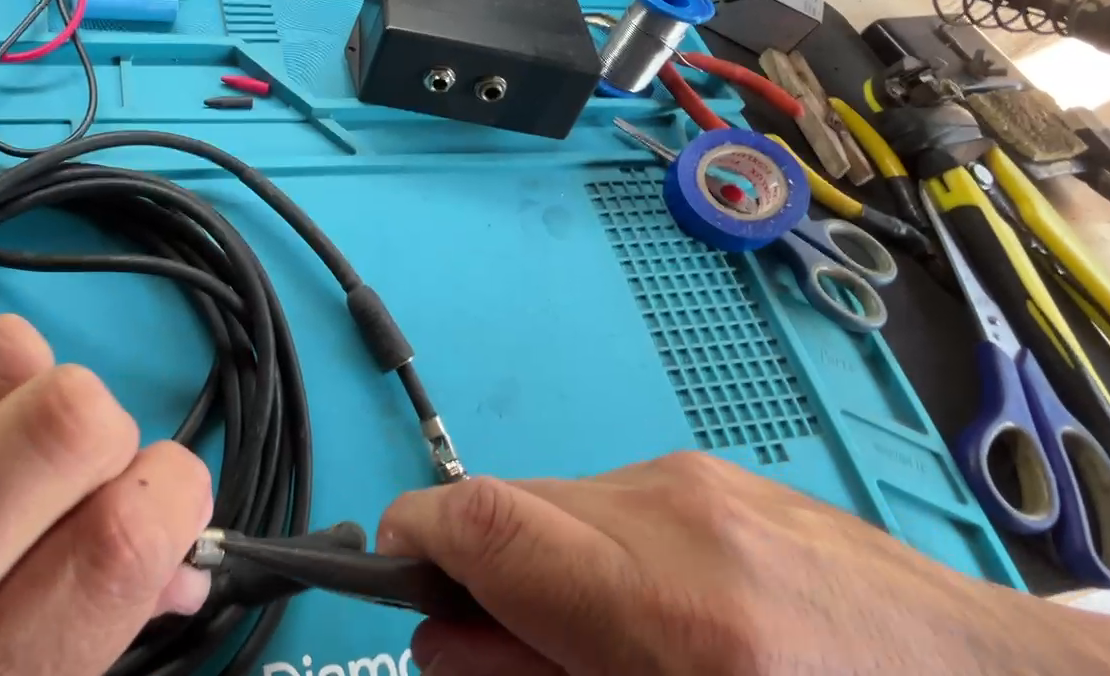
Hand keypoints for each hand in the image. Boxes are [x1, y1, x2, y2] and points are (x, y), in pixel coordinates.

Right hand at [378, 453, 1073, 675]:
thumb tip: (444, 641)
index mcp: (680, 615)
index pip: (488, 522)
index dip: (413, 535)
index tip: (390, 574)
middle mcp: (681, 515)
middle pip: (509, 502)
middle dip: (477, 566)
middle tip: (495, 640)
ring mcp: (703, 480)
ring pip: (554, 497)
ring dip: (538, 559)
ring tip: (593, 634)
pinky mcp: (719, 470)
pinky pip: (608, 496)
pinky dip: (589, 546)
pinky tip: (647, 605)